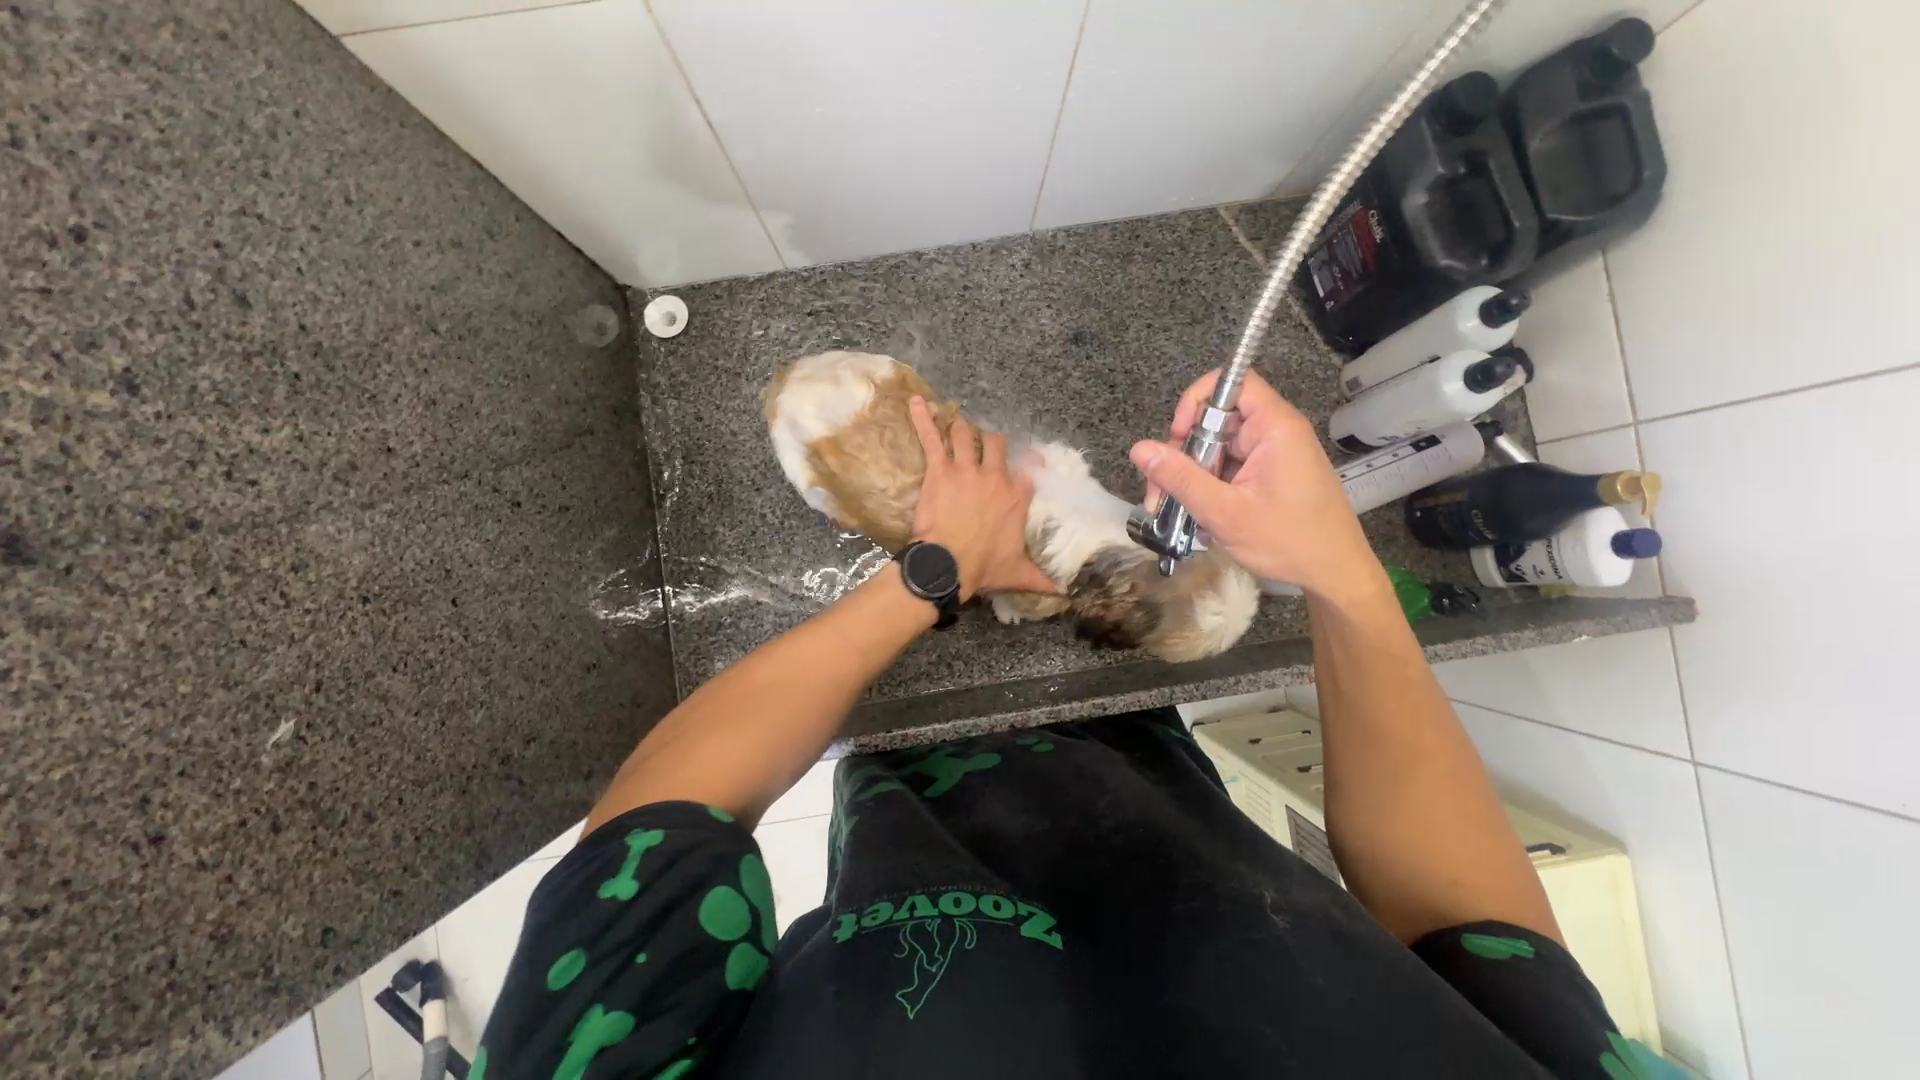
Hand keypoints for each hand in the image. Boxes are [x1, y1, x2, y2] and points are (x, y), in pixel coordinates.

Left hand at [908, 396, 1059, 600]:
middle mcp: (995, 477)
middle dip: (990, 438)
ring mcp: (967, 469)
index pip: (1029, 472)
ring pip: (965, 435)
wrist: (951, 563)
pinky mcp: (940, 469)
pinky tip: (915, 401)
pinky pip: (932, 437)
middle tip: (982, 436)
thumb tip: (1065, 592)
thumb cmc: (984, 567)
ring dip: (960, 426)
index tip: (1031, 458)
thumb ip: (1042, 579)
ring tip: (953, 417)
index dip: (1030, 463)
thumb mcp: (1019, 573)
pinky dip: (923, 418)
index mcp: (1016, 498)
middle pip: (996, 444)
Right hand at [1128, 370, 1382, 604]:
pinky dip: (1210, 488)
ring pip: (1218, 449)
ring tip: (1174, 512)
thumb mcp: (1226, 512)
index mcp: (1274, 427)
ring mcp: (1273, 455)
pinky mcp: (1271, 475)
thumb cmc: (1289, 541)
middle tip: (1161, 491)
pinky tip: (1199, 517)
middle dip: (1183, 453)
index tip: (1176, 438)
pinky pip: (1230, 468)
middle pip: (1216, 421)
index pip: (1231, 383)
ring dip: (1192, 476)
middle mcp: (1275, 432)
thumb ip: (1181, 478)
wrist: (1336, 574)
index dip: (1196, 402)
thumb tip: (1138, 449)